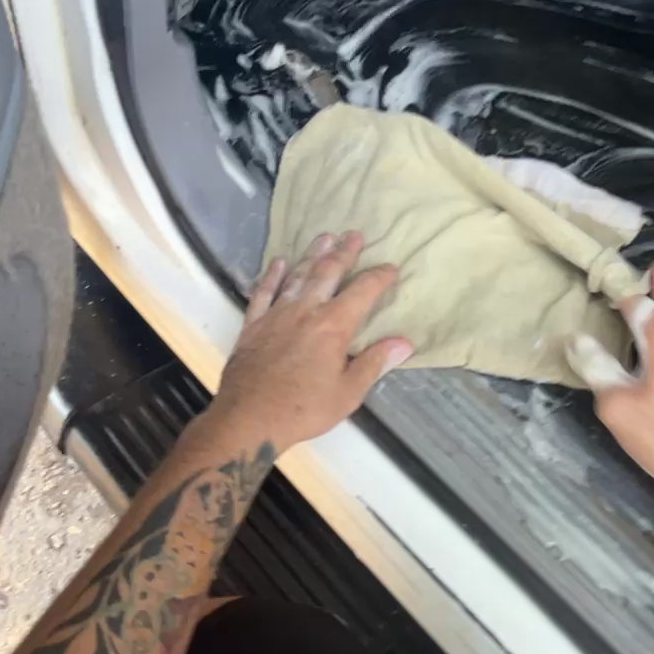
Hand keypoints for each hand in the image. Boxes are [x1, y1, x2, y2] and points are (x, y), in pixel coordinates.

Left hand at [203, 231, 413, 453]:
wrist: (249, 418)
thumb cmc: (304, 409)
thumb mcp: (348, 393)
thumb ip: (374, 363)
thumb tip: (404, 343)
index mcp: (333, 326)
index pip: (363, 292)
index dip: (379, 277)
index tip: (391, 267)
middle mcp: (306, 311)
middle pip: (328, 273)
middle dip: (344, 253)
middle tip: (354, 235)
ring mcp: (277, 314)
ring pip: (297, 276)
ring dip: (312, 255)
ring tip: (324, 238)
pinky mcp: (254, 324)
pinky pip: (264, 292)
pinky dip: (272, 276)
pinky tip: (278, 262)